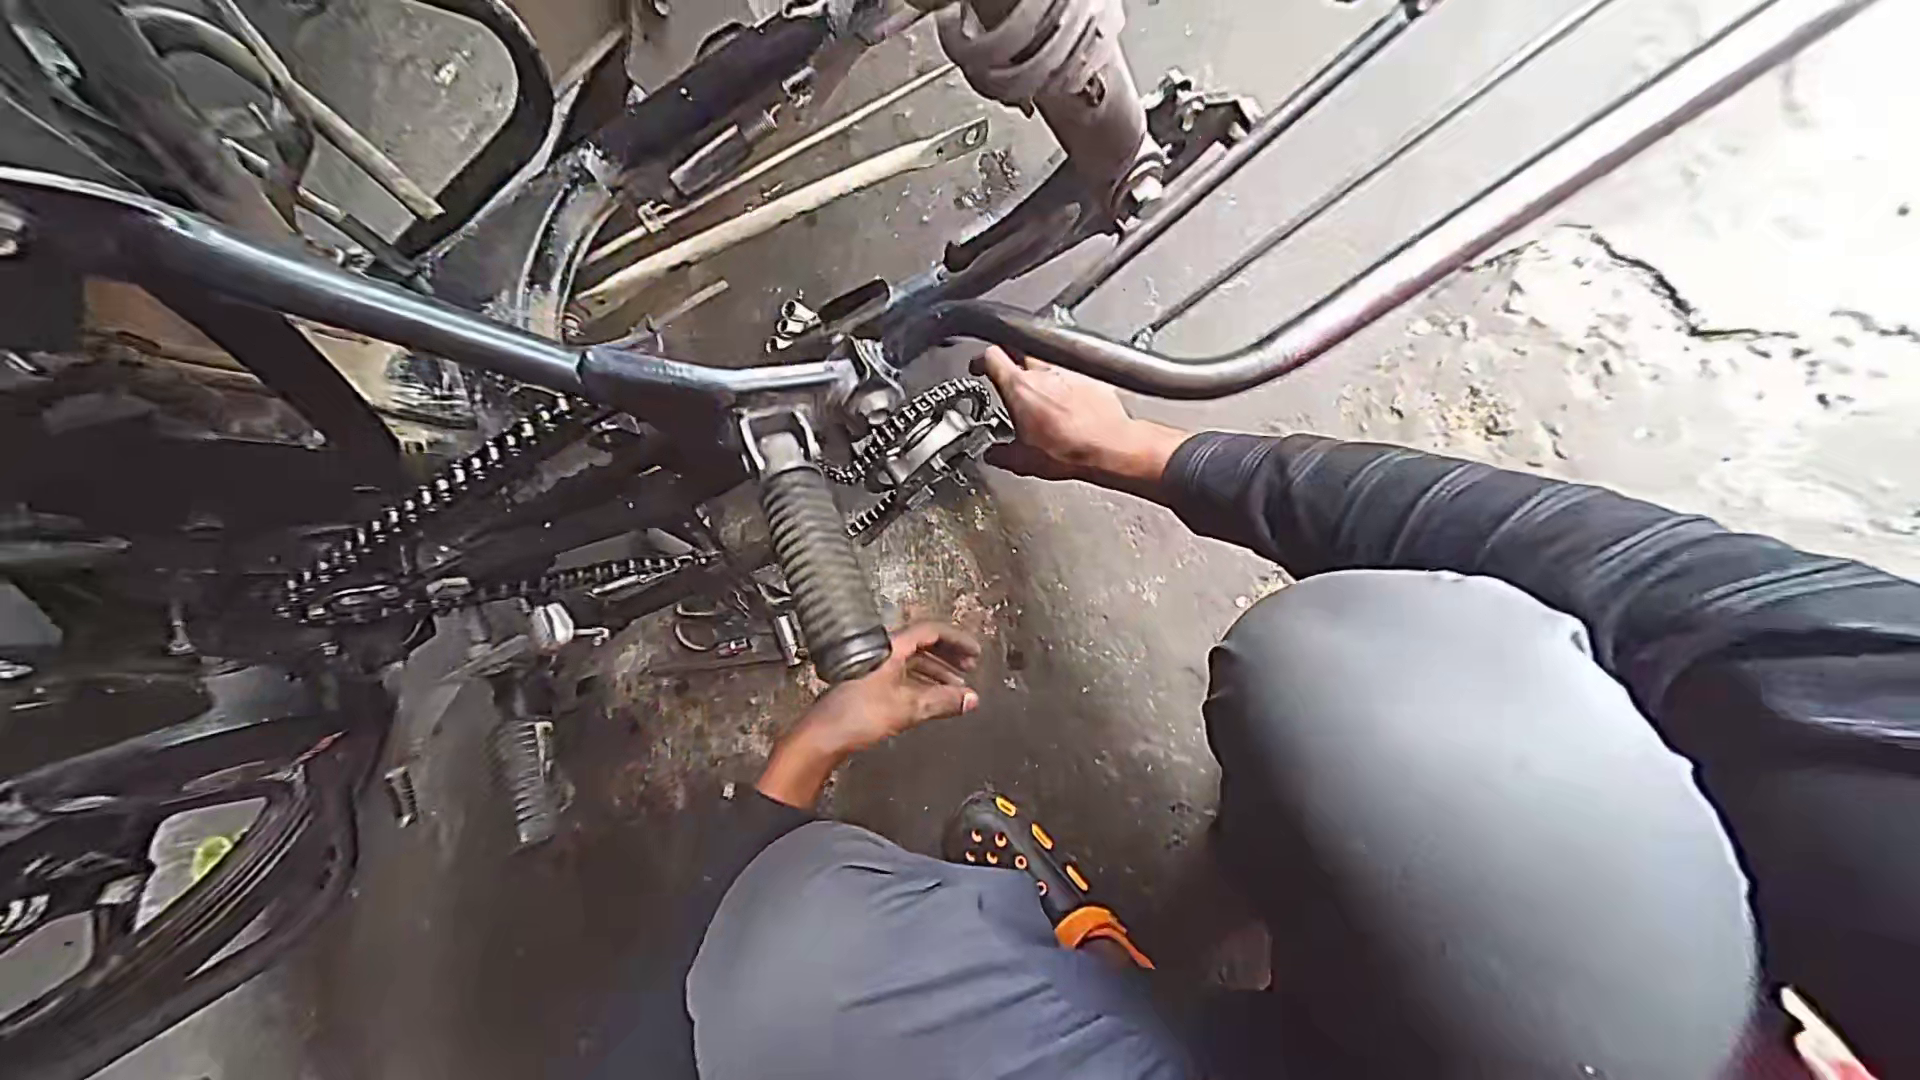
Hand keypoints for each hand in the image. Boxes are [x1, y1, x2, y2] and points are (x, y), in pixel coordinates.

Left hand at [757, 623, 982, 806]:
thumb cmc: (853, 717)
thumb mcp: (908, 708)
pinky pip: (905, 674)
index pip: (932, 631)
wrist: (822, 737)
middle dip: (950, 655)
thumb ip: (942, 701)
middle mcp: (883, 651)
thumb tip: (969, 699)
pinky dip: (923, 683)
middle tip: (969, 665)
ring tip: (956, 687)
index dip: (958, 640)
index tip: (974, 651)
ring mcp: (875, 666)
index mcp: (891, 647)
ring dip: (938, 671)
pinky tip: (931, 698)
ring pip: (914, 661)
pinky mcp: (870, 683)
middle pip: (924, 644)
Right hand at [971, 347, 1189, 496]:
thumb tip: (993, 454)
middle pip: (1018, 348)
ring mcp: (1068, 372)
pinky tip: (1066, 404)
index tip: (978, 367)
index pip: (990, 356)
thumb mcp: (1022, 461)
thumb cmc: (1069, 450)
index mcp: (1019, 387)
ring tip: (1039, 397)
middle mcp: (1043, 372)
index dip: (980, 360)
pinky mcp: (1090, 378)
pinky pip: (1071, 375)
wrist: (1109, 448)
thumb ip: (1001, 454)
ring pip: (1046, 362)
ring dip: (1038, 374)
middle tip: (1006, 376)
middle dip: (1009, 359)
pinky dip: (1065, 385)